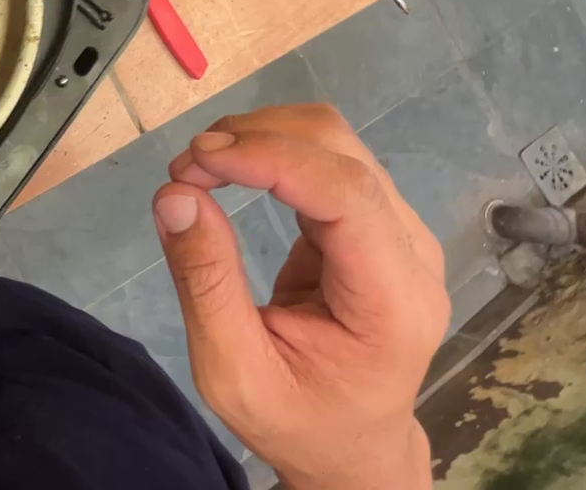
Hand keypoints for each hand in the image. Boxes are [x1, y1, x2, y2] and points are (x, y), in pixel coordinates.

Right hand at [151, 104, 447, 489]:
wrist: (354, 450)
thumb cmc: (298, 422)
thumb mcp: (233, 374)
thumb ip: (206, 283)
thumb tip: (174, 193)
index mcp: (392, 303)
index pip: (345, 194)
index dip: (270, 158)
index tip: (195, 159)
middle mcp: (411, 253)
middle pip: (339, 150)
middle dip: (254, 138)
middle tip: (186, 169)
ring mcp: (399, 230)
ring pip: (331, 139)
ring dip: (258, 135)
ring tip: (201, 166)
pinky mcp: (374, 218)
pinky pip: (323, 156)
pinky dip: (268, 148)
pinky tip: (230, 168)